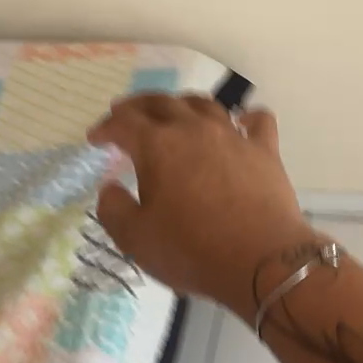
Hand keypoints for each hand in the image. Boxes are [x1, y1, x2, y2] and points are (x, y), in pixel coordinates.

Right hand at [88, 93, 312, 314]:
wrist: (261, 260)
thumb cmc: (191, 250)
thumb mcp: (135, 238)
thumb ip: (114, 209)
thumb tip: (110, 188)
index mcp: (158, 146)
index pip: (124, 123)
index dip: (106, 127)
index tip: (96, 138)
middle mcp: (195, 130)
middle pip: (162, 103)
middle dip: (139, 106)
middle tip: (127, 114)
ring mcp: (233, 136)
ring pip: (205, 105)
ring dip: (183, 104)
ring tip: (175, 112)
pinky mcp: (265, 151)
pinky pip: (258, 121)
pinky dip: (247, 116)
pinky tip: (243, 121)